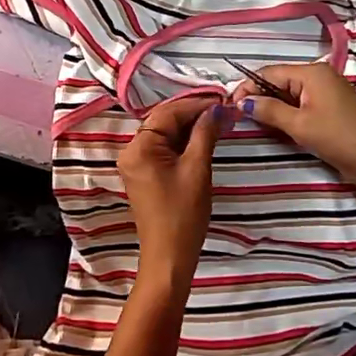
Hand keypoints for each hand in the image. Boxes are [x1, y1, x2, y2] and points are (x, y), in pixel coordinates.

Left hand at [117, 96, 221, 295]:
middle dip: (194, 115)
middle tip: (224, 110)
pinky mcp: (145, 175)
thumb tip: (217, 109)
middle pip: (164, 122)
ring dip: (191, 128)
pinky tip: (204, 139)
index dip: (196, 104)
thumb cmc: (183, 214)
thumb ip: (205, 134)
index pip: (168, 113)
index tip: (223, 99)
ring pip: (165, 135)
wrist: (169, 256)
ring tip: (219, 122)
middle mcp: (131, 151)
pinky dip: (184, 143)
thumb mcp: (197, 169)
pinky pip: (164, 150)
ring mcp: (136, 164)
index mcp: (139, 147)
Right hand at [229, 62, 355, 196]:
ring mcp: (326, 92)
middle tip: (238, 117)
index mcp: (312, 73)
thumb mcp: (300, 125)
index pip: (269, 73)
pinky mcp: (330, 109)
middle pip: (278, 82)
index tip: (229, 106)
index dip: (247, 88)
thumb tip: (242, 102)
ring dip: (272, 108)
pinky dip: (286, 115)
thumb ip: (269, 110)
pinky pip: (300, 105)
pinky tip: (277, 128)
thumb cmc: (340, 139)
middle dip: (258, 98)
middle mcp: (318, 76)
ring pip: (288, 95)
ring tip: (254, 124)